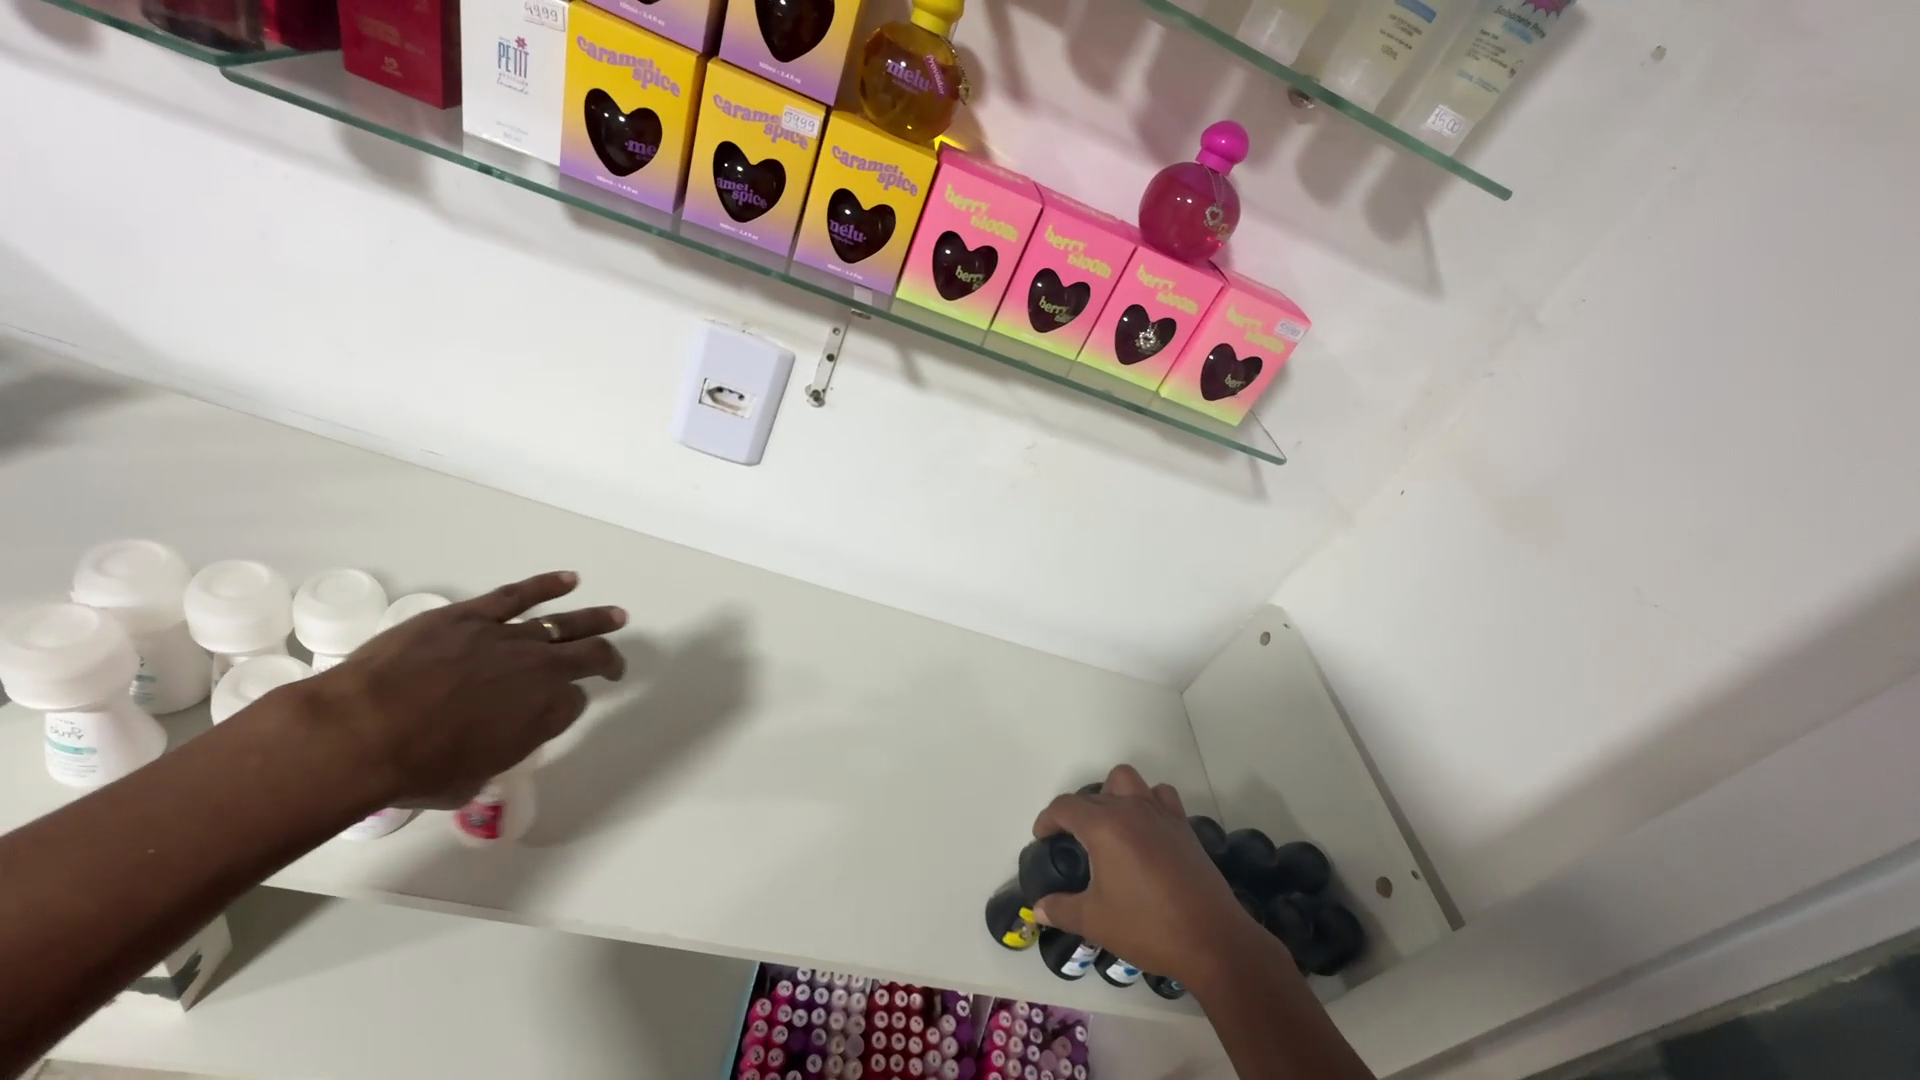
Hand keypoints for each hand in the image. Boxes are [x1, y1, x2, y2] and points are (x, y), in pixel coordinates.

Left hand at [284, 571, 626, 807]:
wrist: (362, 731)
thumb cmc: (415, 770)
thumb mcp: (469, 781)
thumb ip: (493, 756)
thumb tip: (486, 747)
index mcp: (546, 714)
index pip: (573, 705)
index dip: (567, 708)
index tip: (556, 712)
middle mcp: (541, 671)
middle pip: (589, 656)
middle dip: (607, 658)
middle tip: (615, 663)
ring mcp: (508, 638)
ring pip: (564, 624)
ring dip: (594, 620)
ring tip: (616, 616)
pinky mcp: (472, 616)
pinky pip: (519, 596)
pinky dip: (547, 585)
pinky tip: (569, 580)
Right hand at [1031, 764, 1263, 985]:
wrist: (1211, 940)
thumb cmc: (1147, 927)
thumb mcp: (1094, 921)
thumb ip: (1061, 909)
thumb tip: (1039, 908)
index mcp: (1104, 827)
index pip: (1065, 807)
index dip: (1047, 820)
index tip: (1042, 838)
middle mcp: (1131, 809)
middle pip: (1093, 794)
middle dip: (1076, 812)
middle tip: (1072, 841)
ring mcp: (1161, 814)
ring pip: (1128, 781)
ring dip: (1112, 794)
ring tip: (1108, 826)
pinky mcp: (1183, 826)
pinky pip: (1160, 796)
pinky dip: (1147, 802)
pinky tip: (1145, 831)